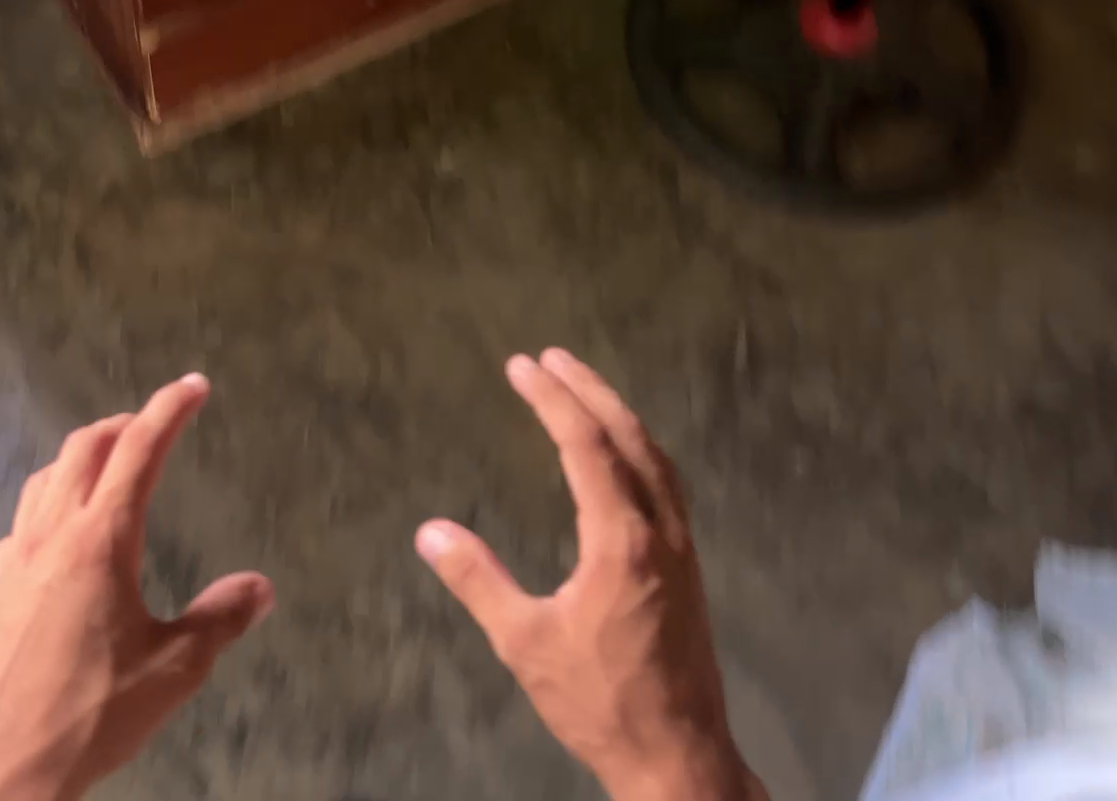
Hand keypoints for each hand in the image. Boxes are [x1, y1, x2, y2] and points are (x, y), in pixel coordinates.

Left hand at [0, 375, 274, 800]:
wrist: (3, 769)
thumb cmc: (93, 710)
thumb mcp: (174, 668)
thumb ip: (221, 618)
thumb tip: (261, 587)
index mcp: (102, 539)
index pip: (140, 451)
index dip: (171, 410)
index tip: (194, 384)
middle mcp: (55, 533)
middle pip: (85, 447)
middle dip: (124, 423)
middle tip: (153, 424)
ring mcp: (18, 558)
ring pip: (47, 476)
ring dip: (82, 454)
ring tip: (109, 462)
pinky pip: (22, 519)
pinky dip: (49, 500)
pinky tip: (57, 529)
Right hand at [416, 350, 765, 800]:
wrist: (681, 760)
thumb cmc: (598, 699)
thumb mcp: (524, 642)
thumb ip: (478, 581)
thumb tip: (429, 531)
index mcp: (622, 542)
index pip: (586, 447)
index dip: (552, 400)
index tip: (522, 366)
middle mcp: (661, 532)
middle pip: (629, 438)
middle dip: (588, 389)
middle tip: (550, 356)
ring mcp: (682, 548)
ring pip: (656, 458)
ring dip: (617, 413)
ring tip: (582, 385)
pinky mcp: (687, 566)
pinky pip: (665, 482)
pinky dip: (637, 446)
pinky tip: (621, 452)